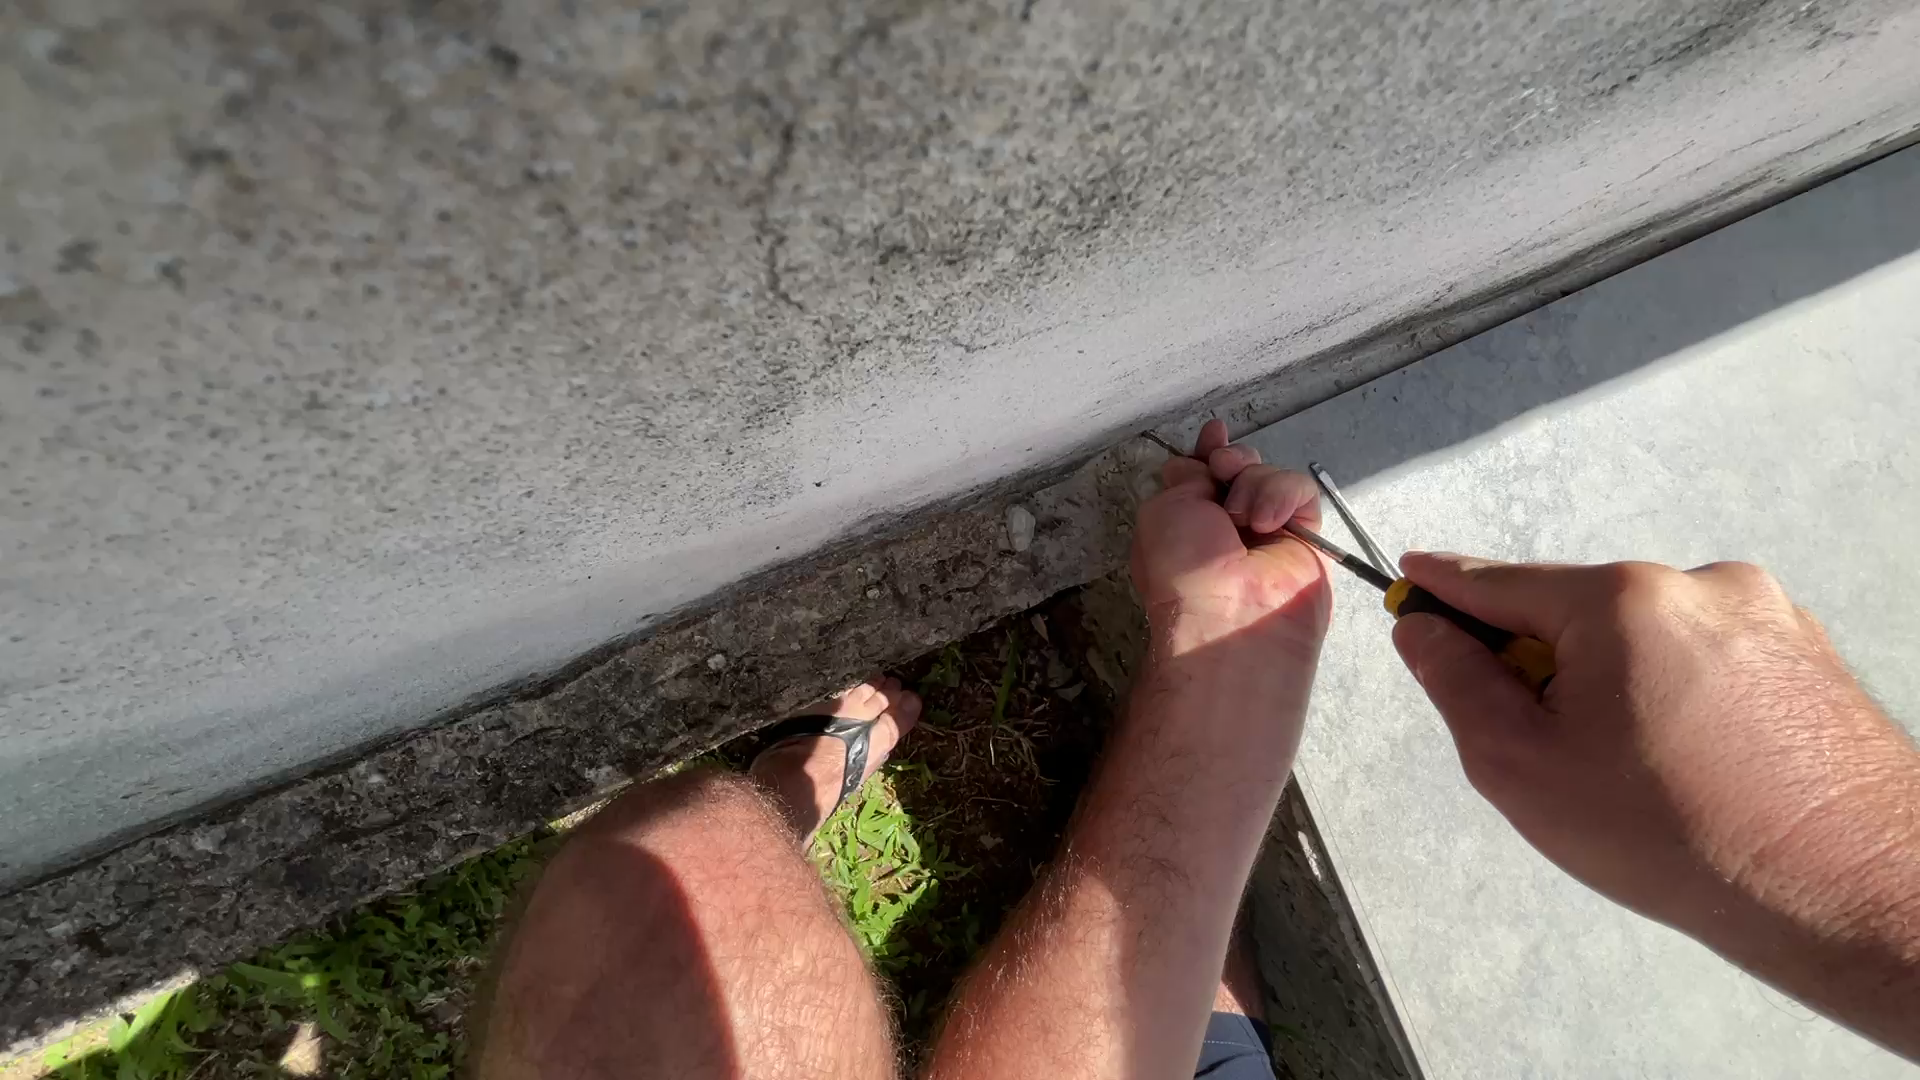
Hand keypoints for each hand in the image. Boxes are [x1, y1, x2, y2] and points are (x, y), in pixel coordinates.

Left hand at [1130, 420, 1331, 659]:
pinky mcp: (1305, 534)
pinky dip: (1283, 497)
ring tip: (1241, 518)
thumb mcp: (1163, 510)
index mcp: (1186, 520)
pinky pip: (1301, 491)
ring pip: (1268, 474)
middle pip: (1239, 466)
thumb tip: (1197, 462)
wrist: (1229, 613)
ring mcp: (1267, 529)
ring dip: (1252, 485)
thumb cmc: (1183, 563)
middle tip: (1225, 471)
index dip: (1208, 449)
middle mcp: (1226, 523)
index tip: (1214, 431)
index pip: (1203, 473)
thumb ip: (1184, 479)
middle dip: (1231, 459)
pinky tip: (1269, 523)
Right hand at [1392, 553, 1919, 950]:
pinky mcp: (1808, 652)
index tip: (1405, 580)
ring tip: (1616, 753)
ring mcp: (1766, 614)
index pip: (1495, 581)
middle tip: (1528, 729)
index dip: (1439, 584)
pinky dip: (1655, 680)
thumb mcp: (1517, 761)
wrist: (1872, 909)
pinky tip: (1675, 747)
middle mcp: (1698, 583)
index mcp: (1621, 600)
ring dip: (1594, 669)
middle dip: (1528, 652)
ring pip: (1628, 629)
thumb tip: (1420, 626)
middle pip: (1563, 608)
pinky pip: (1689, 646)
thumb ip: (1453, 679)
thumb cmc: (1665, 832)